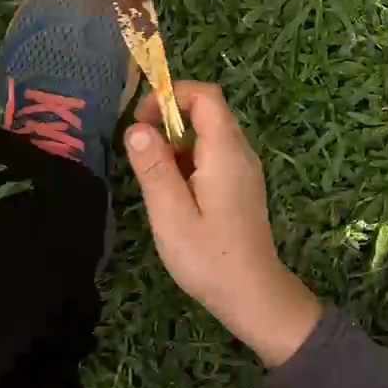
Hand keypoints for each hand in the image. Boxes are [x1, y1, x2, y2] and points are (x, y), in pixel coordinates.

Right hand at [124, 82, 321, 366]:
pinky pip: (214, 155)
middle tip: (139, 148)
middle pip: (208, 111)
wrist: (252, 292)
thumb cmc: (209, 257)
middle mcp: (241, 152)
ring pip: (209, 134)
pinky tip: (171, 190)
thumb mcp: (171, 214)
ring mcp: (244, 168)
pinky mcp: (241, 185)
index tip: (139, 119)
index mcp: (227, 152)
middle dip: (169, 118)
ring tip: (151, 174)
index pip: (206, 96)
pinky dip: (189, 159)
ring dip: (177, 142)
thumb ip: (154, 168)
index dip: (172, 95)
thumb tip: (136, 127)